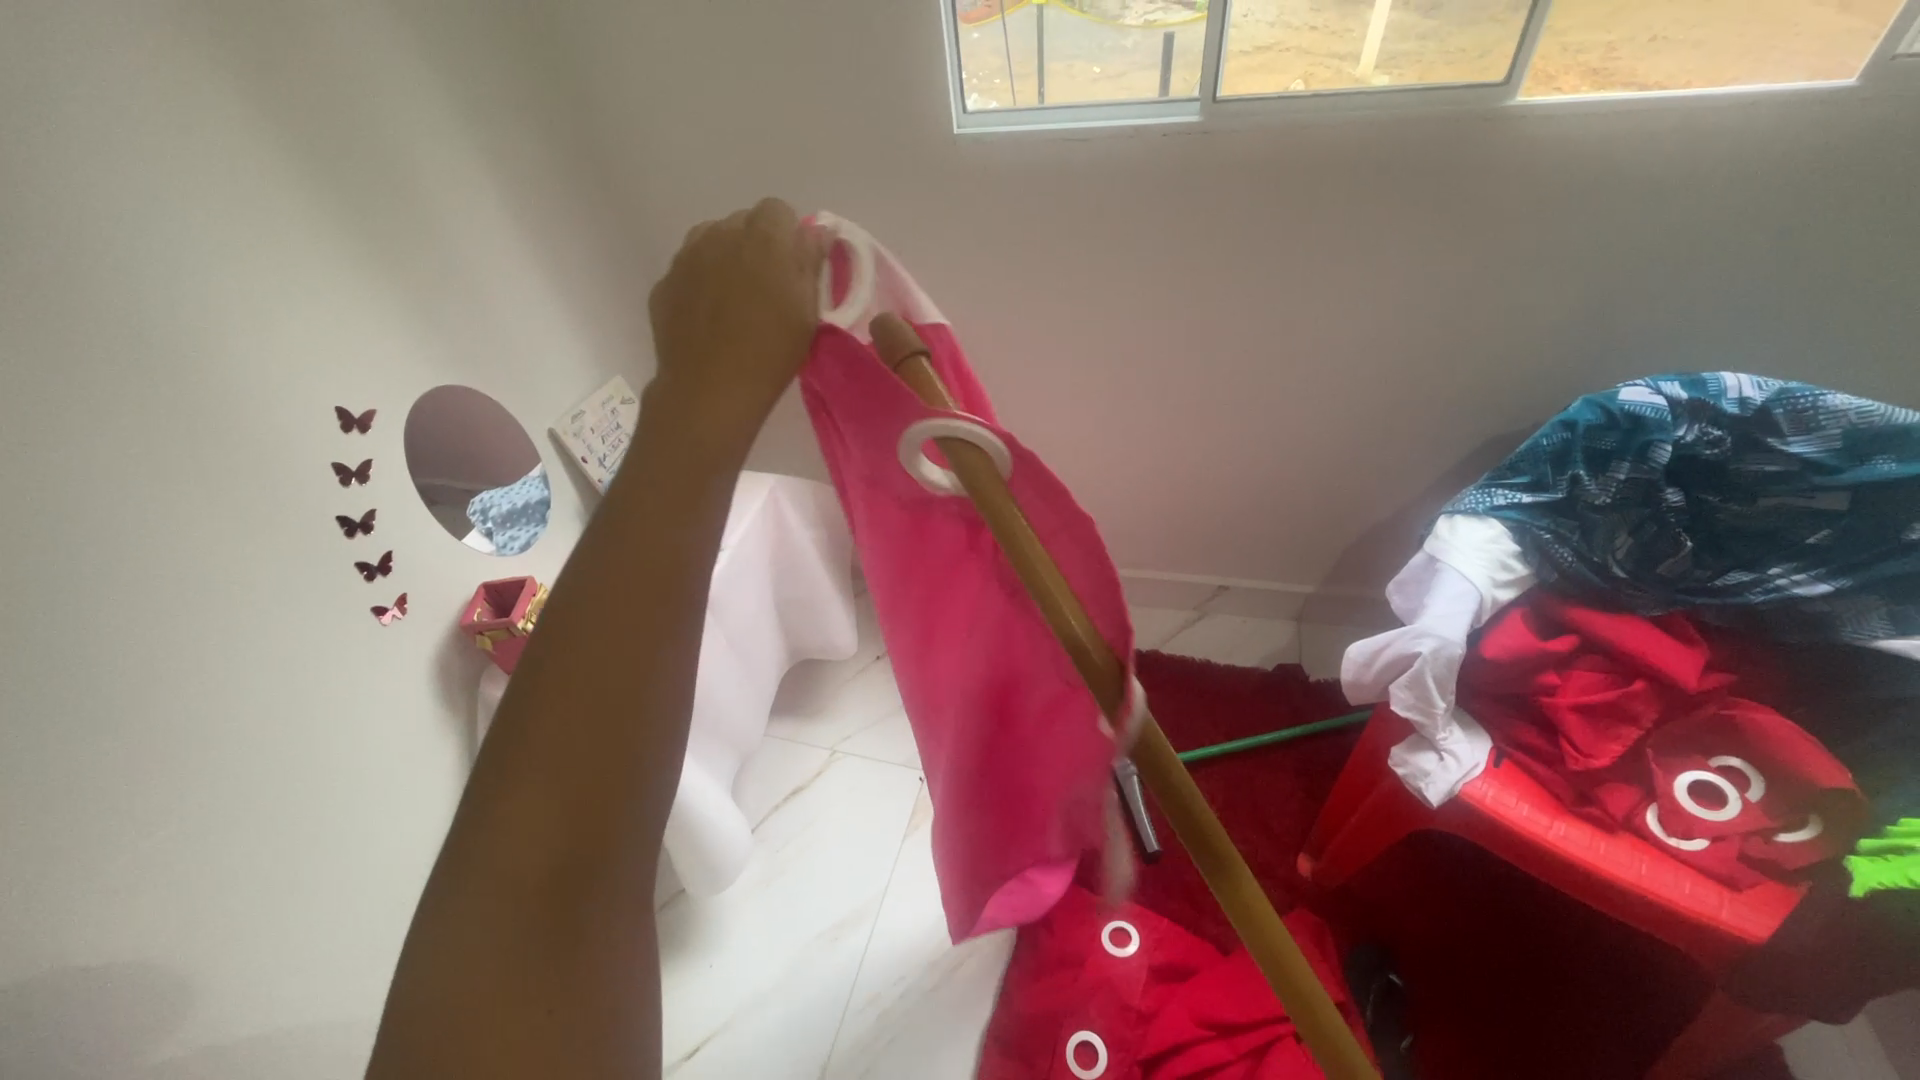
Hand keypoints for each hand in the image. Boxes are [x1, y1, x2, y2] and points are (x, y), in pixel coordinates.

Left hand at [646, 198, 827, 439]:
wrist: (710, 389)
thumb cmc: (771, 352)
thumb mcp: (807, 311)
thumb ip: (811, 262)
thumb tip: (817, 230)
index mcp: (764, 237)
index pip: (779, 210)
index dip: (789, 236)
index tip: (794, 268)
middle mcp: (721, 234)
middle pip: (743, 222)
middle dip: (757, 244)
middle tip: (767, 287)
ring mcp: (686, 257)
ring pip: (711, 240)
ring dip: (726, 258)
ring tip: (736, 299)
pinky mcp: (665, 282)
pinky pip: (689, 269)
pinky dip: (701, 282)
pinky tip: (709, 317)